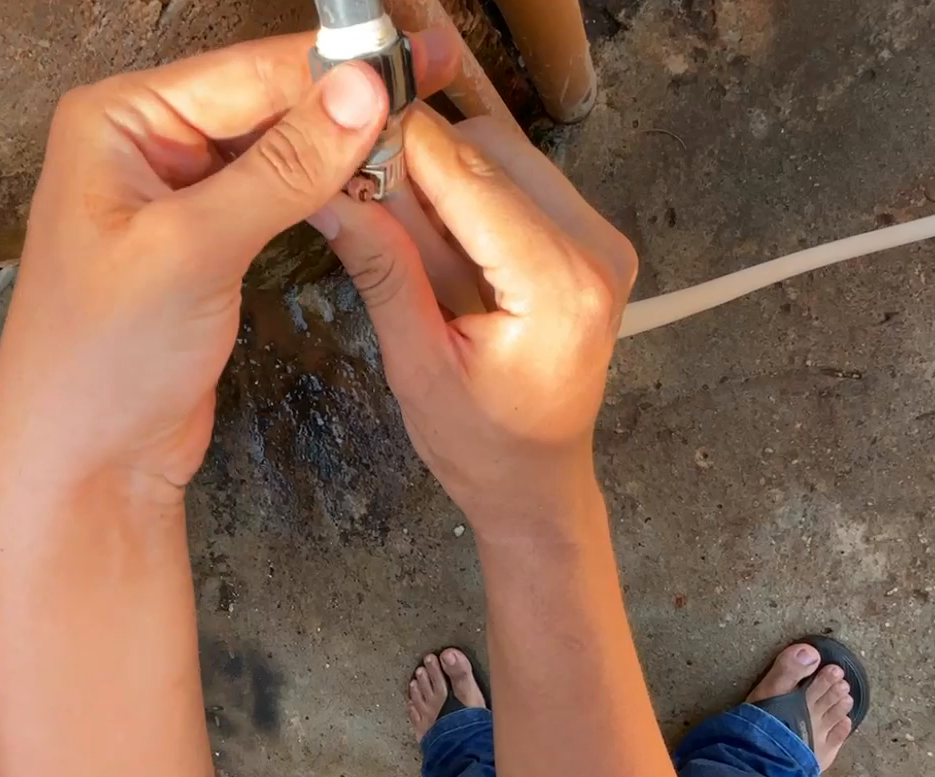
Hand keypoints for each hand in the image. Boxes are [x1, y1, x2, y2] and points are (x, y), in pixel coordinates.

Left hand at [0, 31, 456, 504]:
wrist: (91, 457)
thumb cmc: (112, 354)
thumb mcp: (194, 250)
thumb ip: (280, 170)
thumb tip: (364, 91)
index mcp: (121, 120)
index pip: (247, 71)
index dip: (337, 65)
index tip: (418, 56)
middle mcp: (149, 147)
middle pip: (262, 104)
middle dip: (344, 101)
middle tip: (433, 82)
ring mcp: (179, 201)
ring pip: (273, 154)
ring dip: (337, 149)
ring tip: (413, 135)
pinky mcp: (206, 250)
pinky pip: (271, 203)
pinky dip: (319, 195)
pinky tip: (365, 187)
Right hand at [314, 109, 637, 533]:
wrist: (537, 484)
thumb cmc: (478, 448)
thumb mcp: (418, 367)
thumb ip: (383, 271)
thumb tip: (330, 191)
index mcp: (557, 286)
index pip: (470, 176)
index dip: (401, 145)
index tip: (340, 133)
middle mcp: (596, 249)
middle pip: (493, 151)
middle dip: (421, 165)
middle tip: (365, 202)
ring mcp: (603, 244)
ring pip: (508, 159)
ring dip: (445, 181)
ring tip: (404, 237)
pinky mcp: (594, 248)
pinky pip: (524, 187)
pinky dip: (472, 199)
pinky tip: (443, 246)